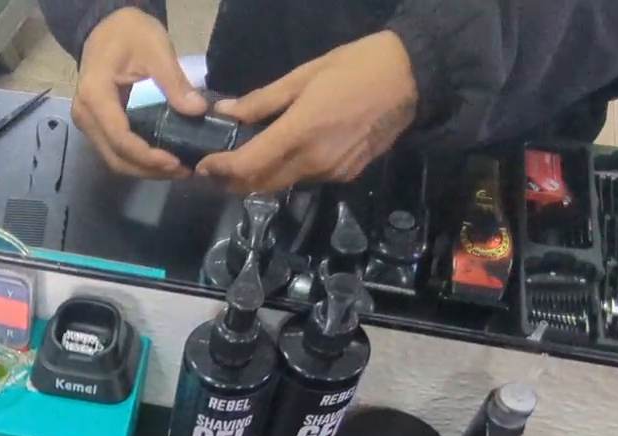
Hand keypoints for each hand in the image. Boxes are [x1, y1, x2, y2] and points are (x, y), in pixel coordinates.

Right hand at [71, 8, 205, 178]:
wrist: (106, 28)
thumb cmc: (128, 33)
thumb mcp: (155, 49)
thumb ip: (174, 82)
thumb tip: (198, 110)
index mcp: (95, 97)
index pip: (120, 139)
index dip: (147, 156)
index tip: (175, 161)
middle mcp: (85, 117)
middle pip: (116, 158)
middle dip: (148, 170)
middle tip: (180, 170)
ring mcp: (88, 126)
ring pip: (115, 161)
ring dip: (144, 170)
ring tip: (174, 169)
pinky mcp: (95, 129)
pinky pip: (115, 153)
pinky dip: (138, 161)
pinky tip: (160, 160)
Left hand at [196, 32, 418, 193]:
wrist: (414, 77)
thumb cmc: (358, 66)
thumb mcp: (305, 75)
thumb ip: (263, 101)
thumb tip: (226, 112)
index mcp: (298, 133)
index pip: (247, 166)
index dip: (220, 171)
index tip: (203, 167)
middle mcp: (311, 162)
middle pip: (259, 185)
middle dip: (233, 182)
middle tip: (216, 170)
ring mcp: (329, 174)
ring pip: (280, 187)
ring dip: (258, 180)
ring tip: (244, 163)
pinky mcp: (343, 177)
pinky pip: (304, 181)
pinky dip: (285, 174)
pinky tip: (282, 158)